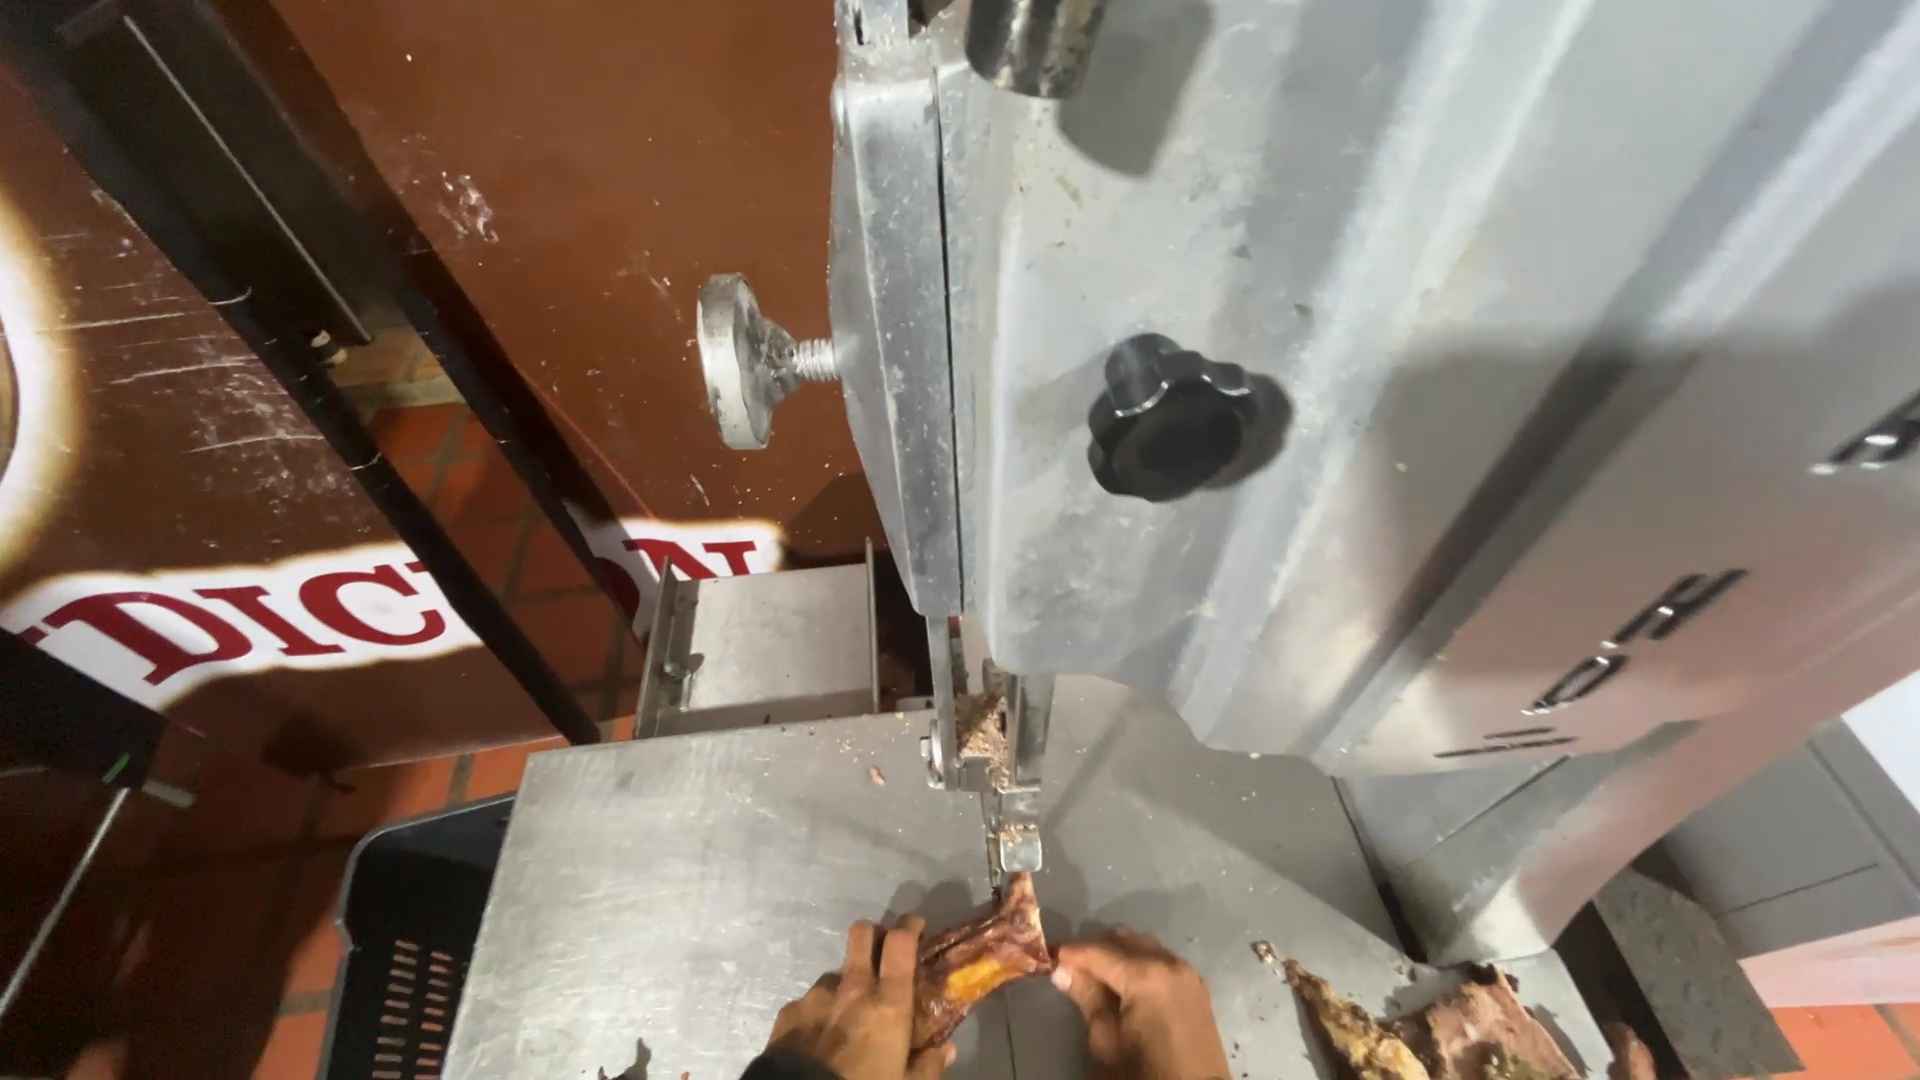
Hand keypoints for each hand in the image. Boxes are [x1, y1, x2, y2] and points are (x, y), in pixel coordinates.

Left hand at [766, 916, 953, 1079]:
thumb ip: (927, 1066)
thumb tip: (946, 1050)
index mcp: (887, 1003)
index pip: (900, 942)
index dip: (909, 926)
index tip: (916, 927)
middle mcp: (852, 988)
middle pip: (862, 933)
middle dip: (874, 934)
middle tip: (882, 954)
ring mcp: (817, 997)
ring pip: (835, 973)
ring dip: (844, 985)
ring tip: (846, 1013)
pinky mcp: (789, 1012)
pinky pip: (808, 1002)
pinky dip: (817, 1013)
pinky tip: (817, 1036)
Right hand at [1051, 927, 1231, 1079]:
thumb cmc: (1146, 1075)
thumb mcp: (1108, 1042)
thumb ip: (1087, 998)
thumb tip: (1062, 970)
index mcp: (1145, 976)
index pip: (1098, 952)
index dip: (1071, 952)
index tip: (1050, 955)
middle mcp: (1167, 961)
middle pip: (1120, 938)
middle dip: (1094, 948)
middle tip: (1072, 967)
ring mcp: (1185, 970)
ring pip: (1140, 943)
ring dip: (1116, 952)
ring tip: (1097, 975)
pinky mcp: (1194, 983)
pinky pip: (1159, 957)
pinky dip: (1137, 961)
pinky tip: (1124, 982)